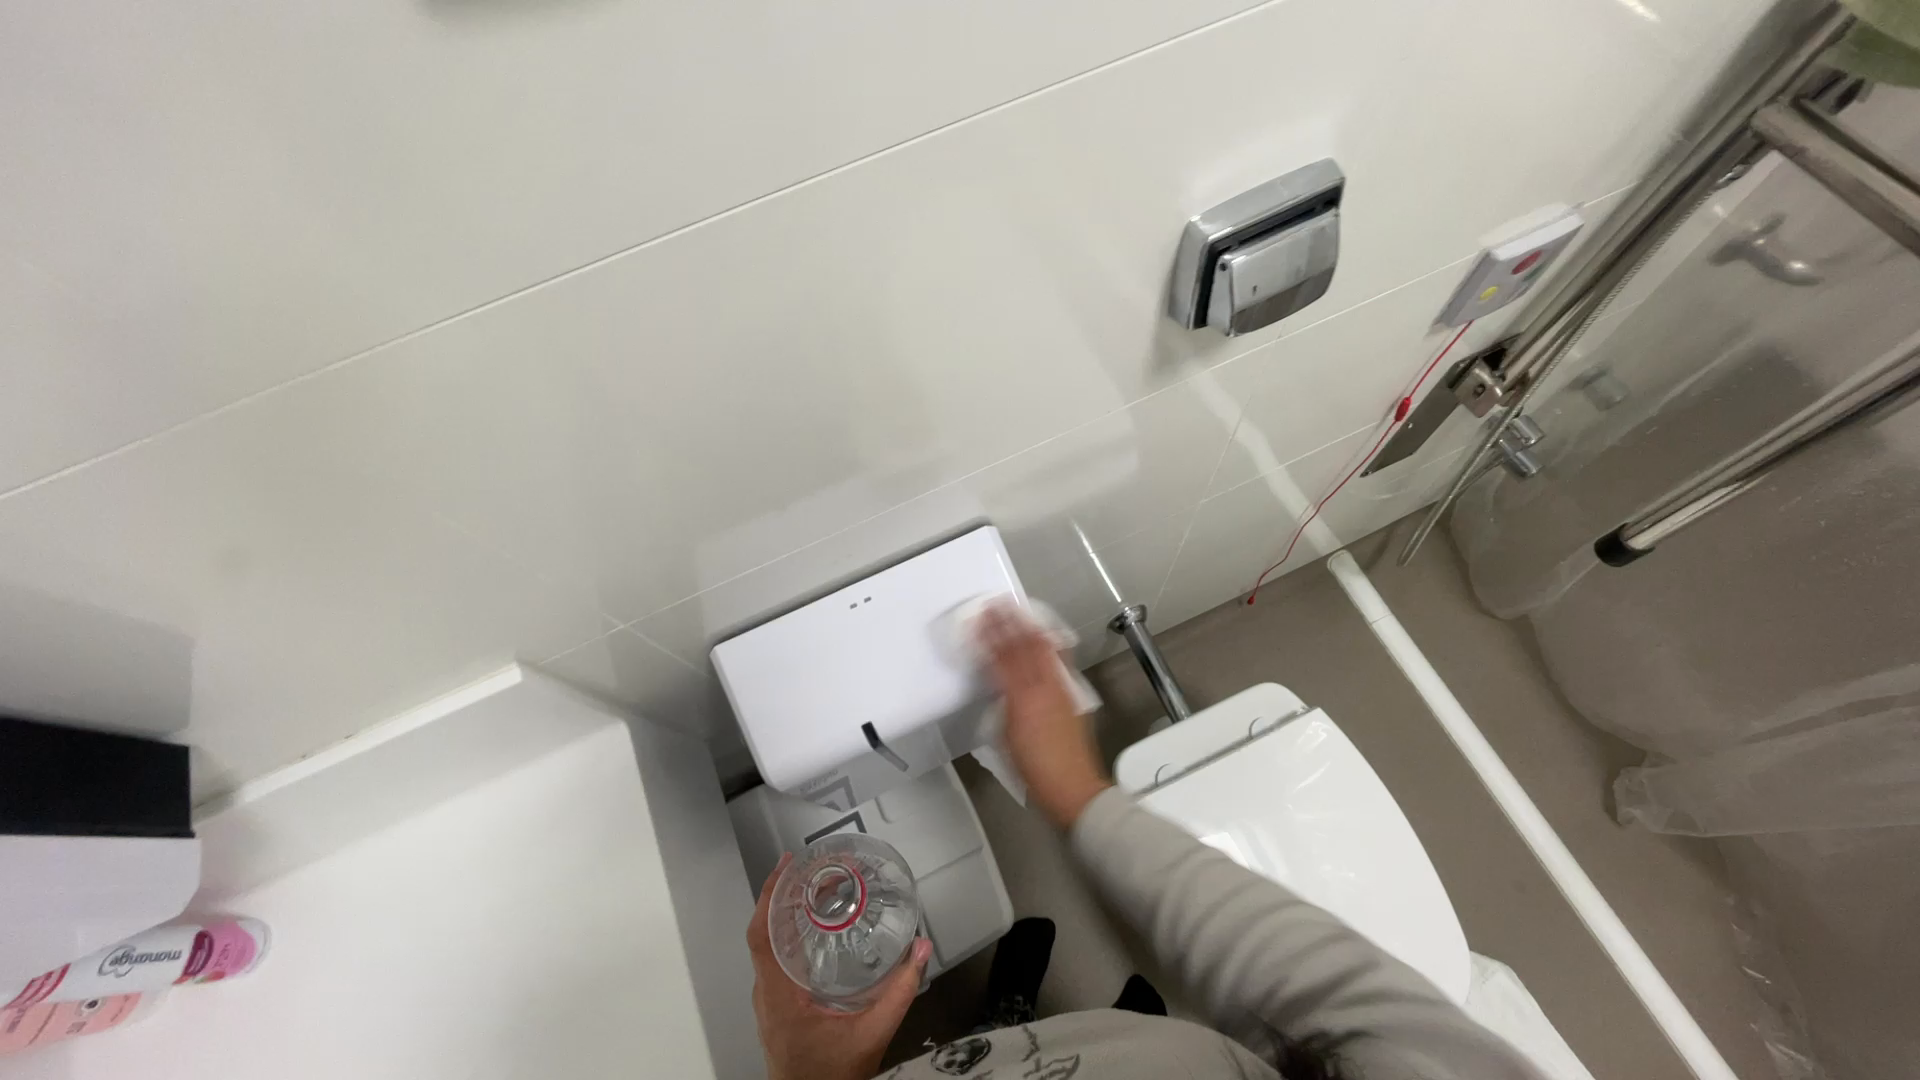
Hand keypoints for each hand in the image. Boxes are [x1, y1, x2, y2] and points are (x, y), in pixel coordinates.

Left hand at [746, 854, 931, 1079]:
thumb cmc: (832, 1076)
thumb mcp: (872, 1034)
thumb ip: (899, 992)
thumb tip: (921, 948)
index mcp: (778, 994)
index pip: (761, 934)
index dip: (770, 895)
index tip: (786, 865)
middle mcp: (766, 991)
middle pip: (764, 931)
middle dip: (786, 893)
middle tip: (817, 868)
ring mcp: (768, 999)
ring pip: (769, 944)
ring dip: (788, 912)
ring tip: (818, 887)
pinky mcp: (776, 1005)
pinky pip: (776, 958)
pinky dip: (791, 933)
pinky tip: (816, 925)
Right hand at [977, 601, 1113, 828]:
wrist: (1071, 787)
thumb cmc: (1033, 770)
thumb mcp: (1004, 737)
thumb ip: (1002, 705)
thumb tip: (999, 687)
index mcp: (1020, 698)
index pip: (1000, 658)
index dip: (988, 637)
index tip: (978, 620)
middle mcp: (1041, 687)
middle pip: (1022, 646)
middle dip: (1007, 623)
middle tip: (996, 604)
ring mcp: (1059, 688)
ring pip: (1042, 649)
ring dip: (1027, 627)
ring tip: (1017, 610)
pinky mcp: (1071, 695)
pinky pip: (1059, 661)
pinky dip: (1050, 643)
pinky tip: (1047, 634)